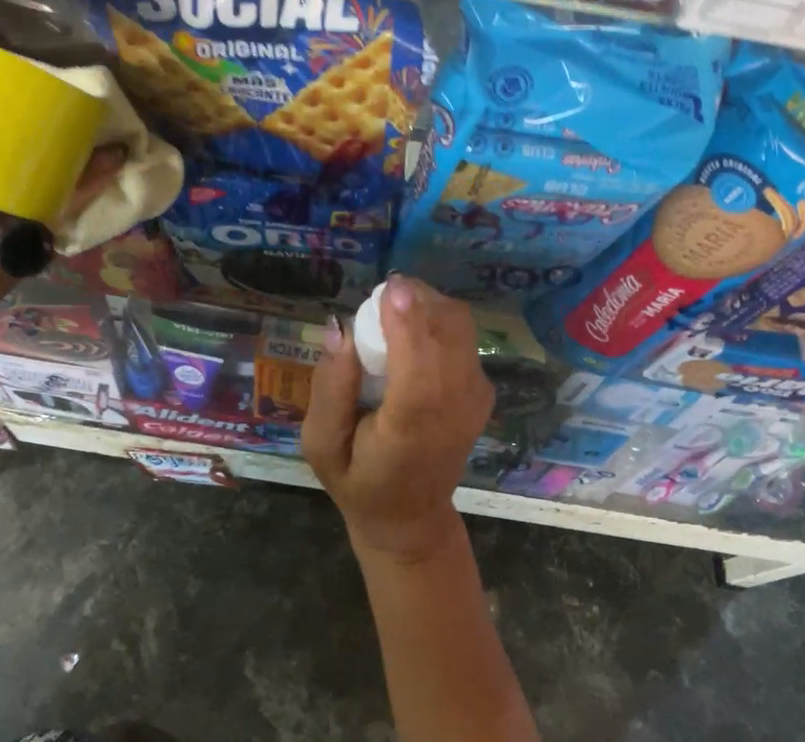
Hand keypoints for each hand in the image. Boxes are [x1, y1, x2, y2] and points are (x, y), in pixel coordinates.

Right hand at [303, 276, 494, 563]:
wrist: (410, 516)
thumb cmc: (358, 479)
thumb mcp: (322, 445)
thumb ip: (330, 388)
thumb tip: (339, 329)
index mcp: (412, 430)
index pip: (420, 370)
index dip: (408, 325)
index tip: (389, 289)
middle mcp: (454, 408)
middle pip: (449, 333)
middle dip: (416, 301)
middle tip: (377, 302)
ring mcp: (475, 396)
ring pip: (459, 325)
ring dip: (426, 306)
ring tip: (391, 316)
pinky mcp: (482, 388)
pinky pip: (462, 335)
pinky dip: (436, 320)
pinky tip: (410, 335)